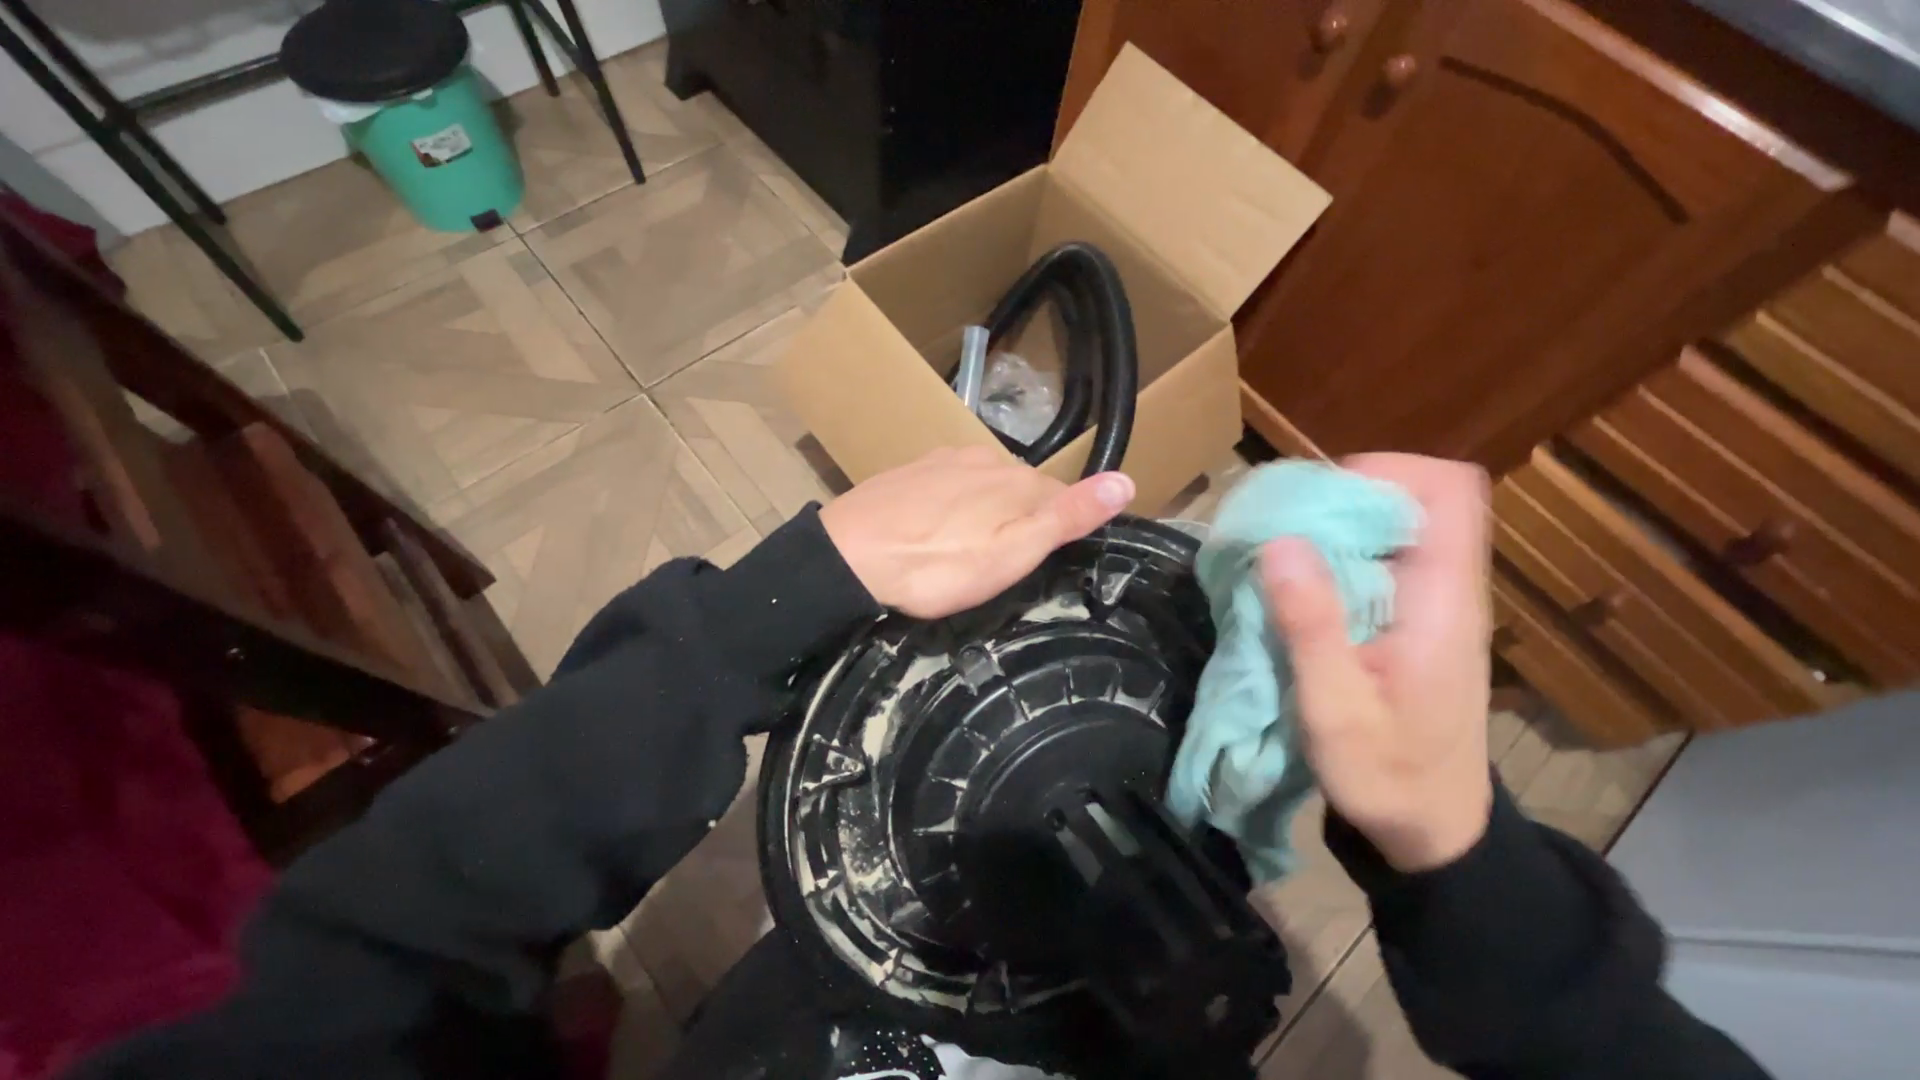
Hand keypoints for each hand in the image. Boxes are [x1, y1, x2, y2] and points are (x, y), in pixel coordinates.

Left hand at [820, 446, 1134, 618]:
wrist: (848, 558)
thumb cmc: (938, 566)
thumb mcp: (1013, 553)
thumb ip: (1068, 517)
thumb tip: (1127, 480)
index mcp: (1017, 480)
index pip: (1061, 496)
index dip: (1060, 528)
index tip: (1048, 560)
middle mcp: (983, 459)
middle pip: (1022, 489)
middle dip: (1022, 518)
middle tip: (1005, 564)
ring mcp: (942, 461)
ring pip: (983, 486)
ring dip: (986, 512)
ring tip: (969, 552)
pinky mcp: (909, 472)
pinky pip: (948, 486)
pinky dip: (952, 507)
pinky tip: (935, 532)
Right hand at [1263, 454, 1493, 872]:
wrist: (1433, 829)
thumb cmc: (1389, 776)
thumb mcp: (1337, 710)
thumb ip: (1312, 625)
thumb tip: (1281, 542)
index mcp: (1444, 601)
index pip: (1450, 491)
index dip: (1389, 471)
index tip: (1320, 497)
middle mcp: (1448, 591)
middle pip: (1414, 501)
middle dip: (1343, 497)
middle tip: (1280, 527)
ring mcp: (1432, 607)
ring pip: (1393, 531)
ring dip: (1335, 529)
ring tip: (1277, 553)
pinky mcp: (1413, 625)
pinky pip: (1379, 564)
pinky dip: (1336, 560)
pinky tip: (1295, 589)